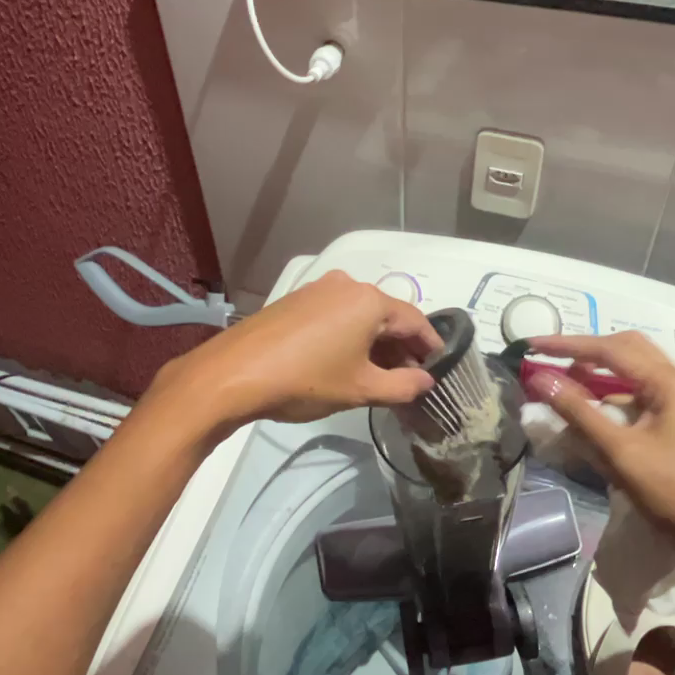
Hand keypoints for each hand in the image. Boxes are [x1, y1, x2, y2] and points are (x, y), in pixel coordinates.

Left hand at [143, 272, 441, 436]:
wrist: (234, 374)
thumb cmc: (306, 380)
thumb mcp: (360, 389)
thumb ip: (402, 385)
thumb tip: (425, 380)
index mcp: (369, 301)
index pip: (415, 321)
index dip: (430, 346)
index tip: (440, 367)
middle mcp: (347, 285)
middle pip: (387, 315)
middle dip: (402, 346)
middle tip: (411, 378)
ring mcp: (318, 290)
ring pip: (361, 315)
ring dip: (376, 342)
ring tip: (381, 375)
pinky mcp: (296, 301)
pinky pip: (337, 315)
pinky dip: (351, 335)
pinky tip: (347, 362)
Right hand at [524, 332, 674, 555]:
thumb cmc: (673, 494)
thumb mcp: (619, 452)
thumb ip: (579, 412)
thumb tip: (541, 379)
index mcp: (669, 383)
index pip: (610, 350)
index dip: (567, 345)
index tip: (532, 345)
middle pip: (627, 349)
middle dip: (586, 349)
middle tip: (551, 357)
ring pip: (635, 370)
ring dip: (600, 369)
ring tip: (566, 378)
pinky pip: (641, 393)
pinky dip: (614, 393)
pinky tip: (595, 409)